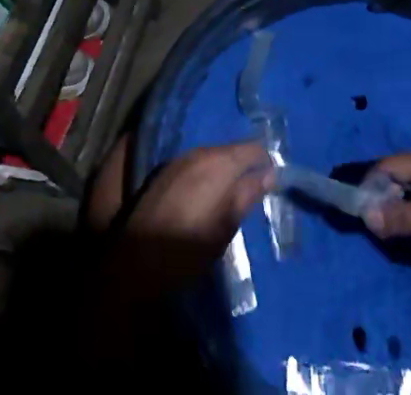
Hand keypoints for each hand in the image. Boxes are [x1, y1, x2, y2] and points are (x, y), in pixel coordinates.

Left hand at [103, 140, 273, 301]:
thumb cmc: (186, 250)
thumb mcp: (224, 228)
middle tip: (256, 191)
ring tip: (234, 195)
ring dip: (225, 170)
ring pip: (212, 155)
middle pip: (231, 149)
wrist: (135, 261)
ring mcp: (178, 160)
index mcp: (216, 165)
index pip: (252, 149)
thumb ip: (246, 195)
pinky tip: (209, 195)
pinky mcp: (165, 171)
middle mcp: (197, 153)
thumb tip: (268, 174)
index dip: (266, 163)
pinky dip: (207, 173)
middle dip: (245, 166)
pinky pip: (196, 163)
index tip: (275, 182)